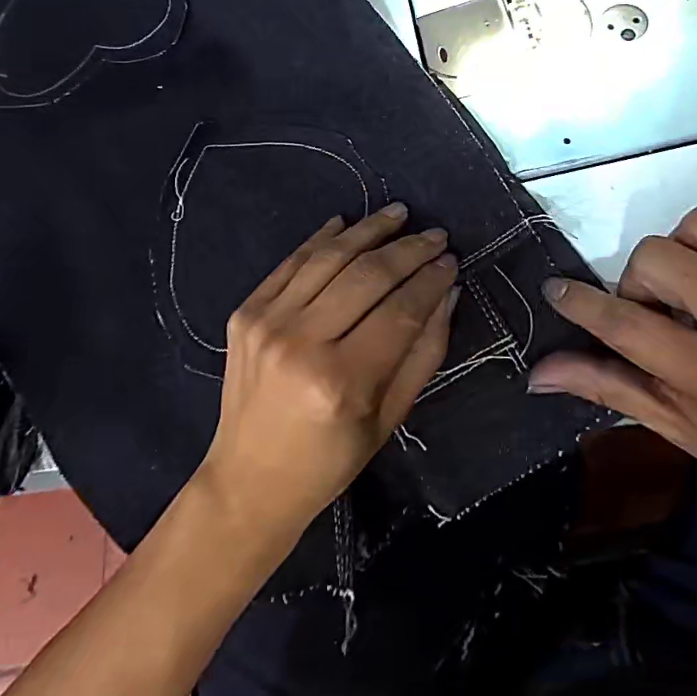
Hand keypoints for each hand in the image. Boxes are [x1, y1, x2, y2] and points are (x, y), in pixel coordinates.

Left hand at [199, 202, 458, 531]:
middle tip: (435, 235)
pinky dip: (321, 238)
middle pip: (368, 276)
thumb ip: (425, 352)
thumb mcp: (391, 418)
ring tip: (398, 214)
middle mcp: (300, 343)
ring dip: (368, 230)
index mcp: (342, 381)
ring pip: (329, 258)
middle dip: (409, 250)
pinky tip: (346, 222)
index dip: (432, 281)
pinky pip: (291, 263)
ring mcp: (266, 323)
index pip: (401, 311)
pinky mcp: (244, 313)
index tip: (452, 262)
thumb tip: (447, 292)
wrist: (248, 481)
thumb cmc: (330, 460)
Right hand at [529, 195, 696, 535]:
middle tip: (655, 312)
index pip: (632, 329)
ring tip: (693, 286)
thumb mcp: (691, 437)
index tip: (557, 291)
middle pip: (661, 258)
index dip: (583, 305)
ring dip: (680, 250)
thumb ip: (615, 391)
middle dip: (638, 282)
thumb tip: (540, 371)